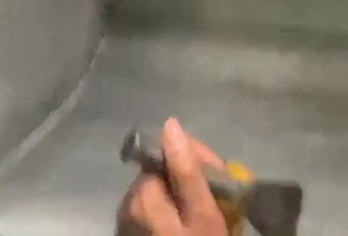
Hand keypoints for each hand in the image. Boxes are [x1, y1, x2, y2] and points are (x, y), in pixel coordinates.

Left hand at [118, 118, 228, 235]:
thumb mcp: (201, 214)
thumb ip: (186, 169)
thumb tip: (170, 123)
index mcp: (141, 193)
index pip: (169, 152)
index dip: (198, 156)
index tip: (221, 173)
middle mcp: (127, 204)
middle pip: (164, 170)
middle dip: (191, 175)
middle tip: (218, 193)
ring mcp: (127, 224)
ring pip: (161, 190)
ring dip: (184, 192)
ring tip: (208, 208)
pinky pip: (155, 211)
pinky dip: (174, 211)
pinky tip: (191, 223)